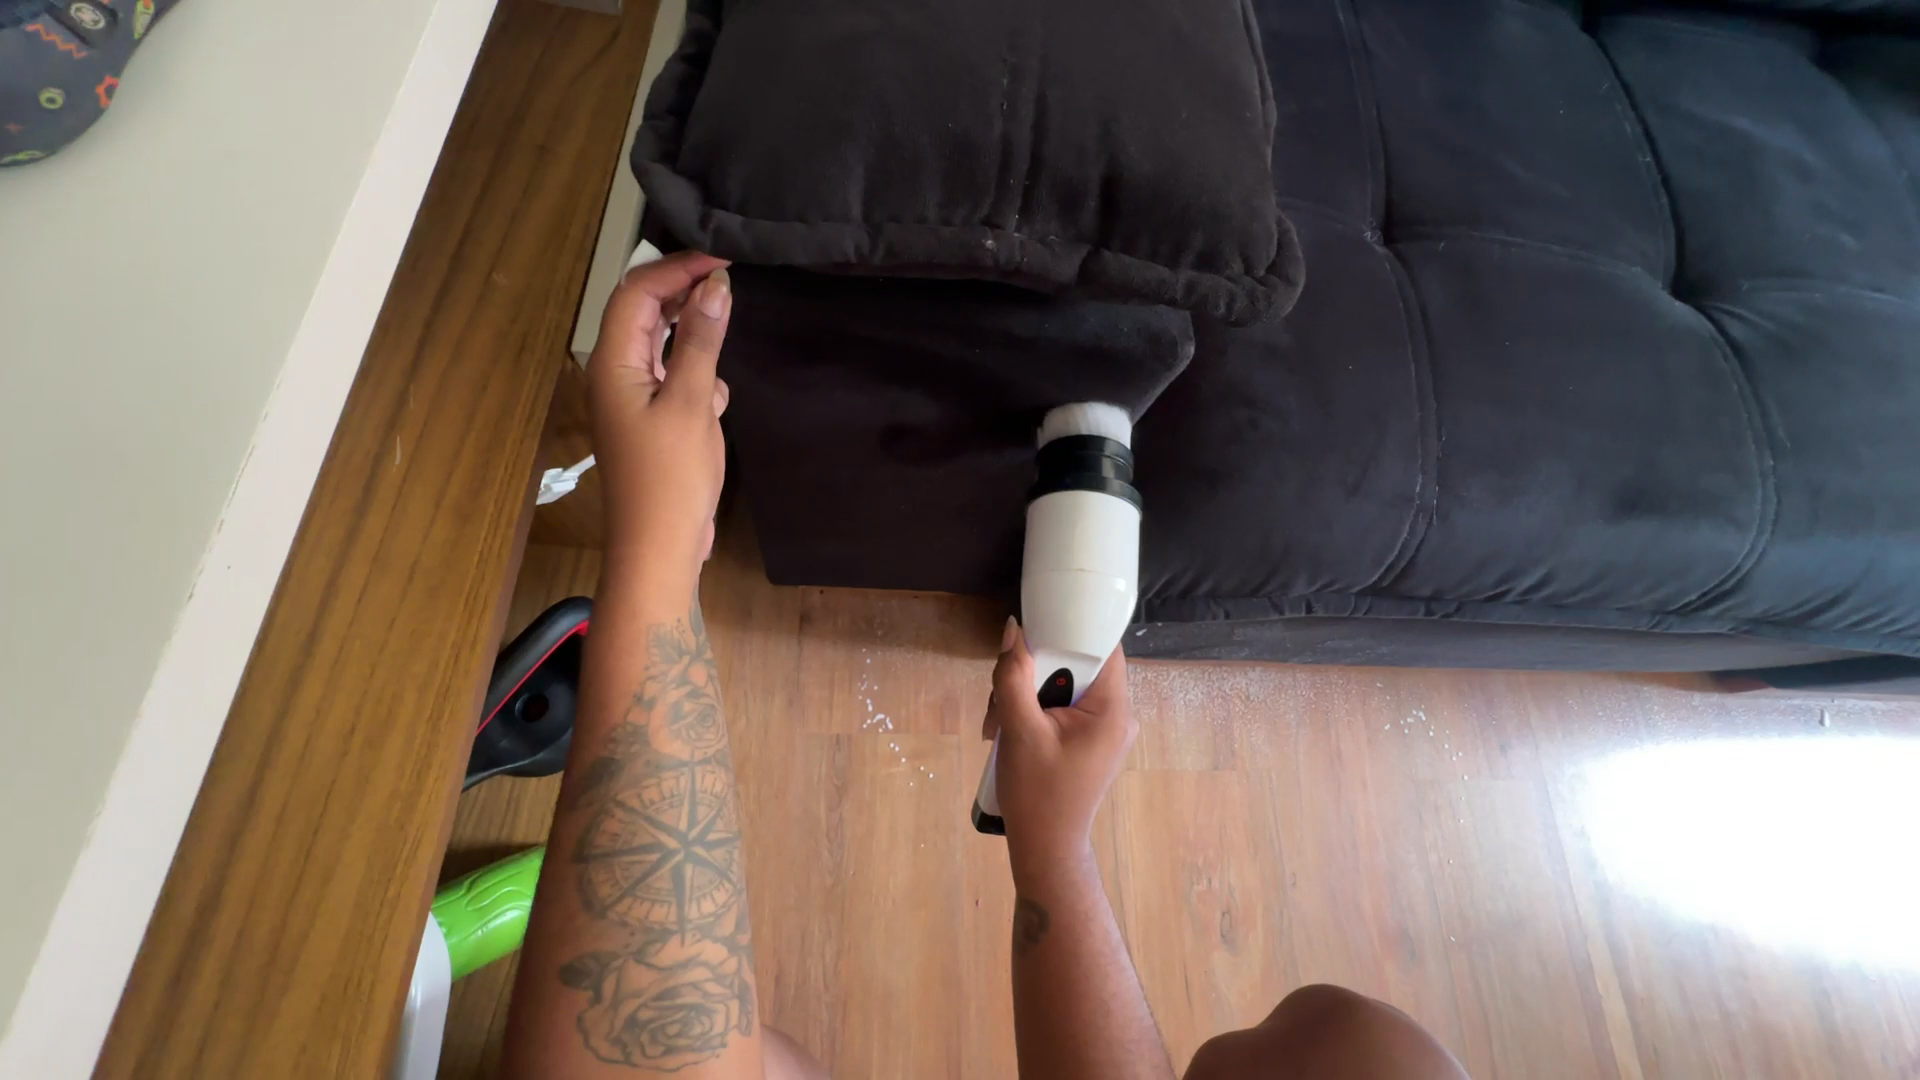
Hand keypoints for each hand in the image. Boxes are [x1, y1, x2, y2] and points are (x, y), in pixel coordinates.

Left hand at [588, 252, 731, 575]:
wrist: (660, 546)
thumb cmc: (671, 476)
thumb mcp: (691, 402)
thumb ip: (701, 341)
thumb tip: (715, 286)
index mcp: (613, 363)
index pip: (638, 293)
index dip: (677, 267)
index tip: (724, 258)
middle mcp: (616, 374)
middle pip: (645, 315)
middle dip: (685, 296)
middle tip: (729, 284)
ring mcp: (634, 401)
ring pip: (662, 348)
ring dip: (693, 339)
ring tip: (724, 336)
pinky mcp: (654, 423)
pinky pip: (674, 381)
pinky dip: (697, 378)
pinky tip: (716, 399)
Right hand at [983, 617, 1135, 875]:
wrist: (1045, 849)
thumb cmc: (1037, 792)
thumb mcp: (1019, 729)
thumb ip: (1014, 676)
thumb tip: (1014, 629)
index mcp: (1112, 709)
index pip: (1102, 646)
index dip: (1070, 630)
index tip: (1036, 632)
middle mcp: (1116, 714)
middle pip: (1075, 664)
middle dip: (1032, 674)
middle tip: (1001, 697)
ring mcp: (1103, 728)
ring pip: (1062, 685)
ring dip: (1025, 695)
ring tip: (999, 725)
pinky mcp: (1088, 739)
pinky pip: (1061, 706)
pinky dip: (1033, 711)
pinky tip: (1009, 732)